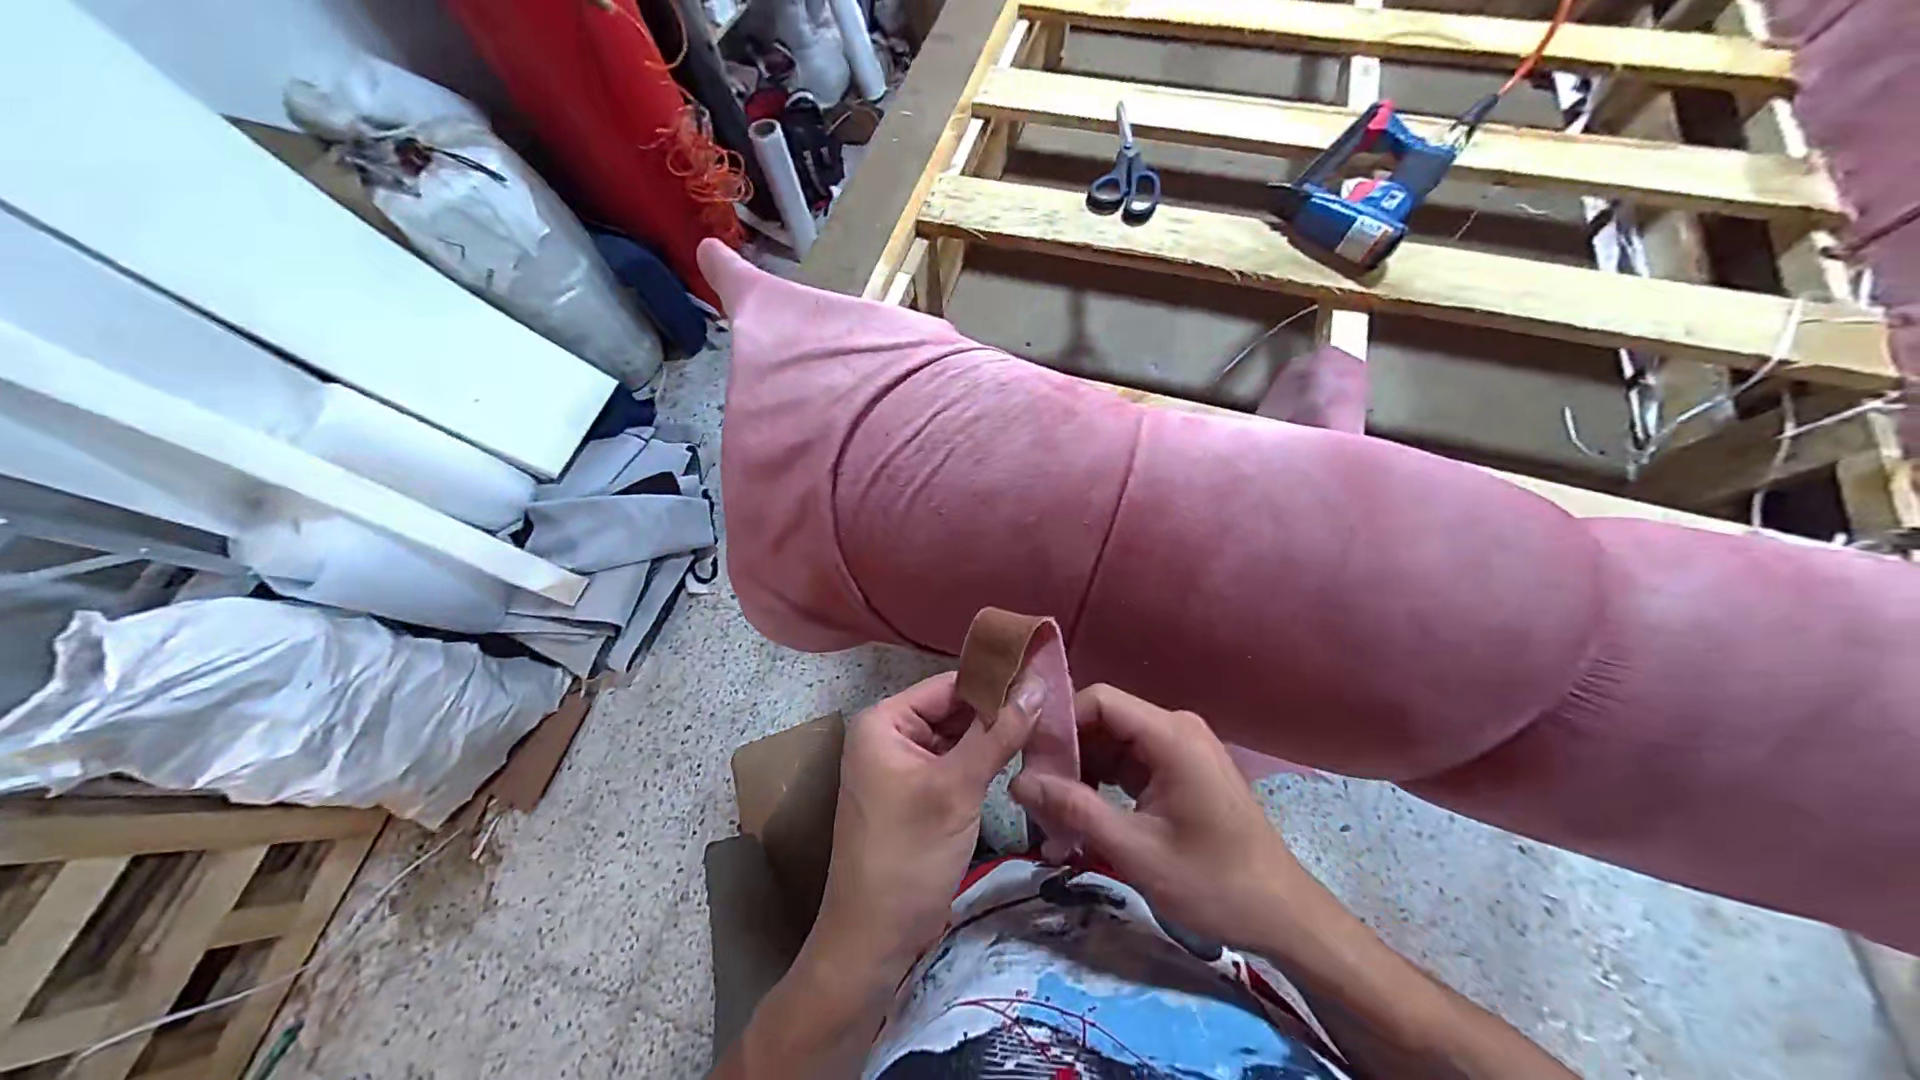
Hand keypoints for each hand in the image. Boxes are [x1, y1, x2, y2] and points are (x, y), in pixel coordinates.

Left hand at [813, 671, 1039, 968]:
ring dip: (995, 735)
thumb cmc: (909, 855)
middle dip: (998, 709)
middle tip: (1055, 702)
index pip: (949, 685)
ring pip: (958, 737)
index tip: (1045, 676)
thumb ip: (998, 733)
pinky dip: (984, 760)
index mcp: (884, 721)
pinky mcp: (919, 793)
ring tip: (1048, 722)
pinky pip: (956, 763)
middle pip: (954, 710)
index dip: (995, 681)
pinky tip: (1021, 753)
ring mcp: (904, 766)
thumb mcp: (957, 788)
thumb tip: (1037, 684)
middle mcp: (890, 735)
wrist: (876, 939)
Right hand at [1009, 684, 1330, 955]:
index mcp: (1171, 736)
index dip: (1059, 724)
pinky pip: (1128, 762)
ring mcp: (1179, 747)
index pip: (1098, 700)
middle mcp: (1175, 728)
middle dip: (1066, 755)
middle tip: (1035, 796)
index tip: (1029, 762)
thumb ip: (1075, 809)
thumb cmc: (1214, 883)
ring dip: (1081, 773)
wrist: (1283, 916)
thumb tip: (1018, 781)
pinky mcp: (1179, 769)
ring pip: (1111, 742)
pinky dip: (1102, 784)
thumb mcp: (1136, 850)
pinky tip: (1082, 816)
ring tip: (1053, 813)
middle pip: (1102, 720)